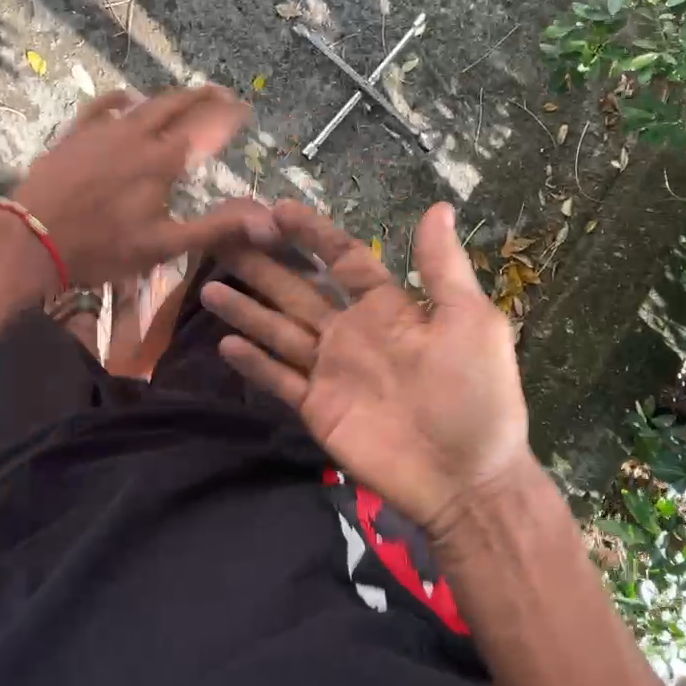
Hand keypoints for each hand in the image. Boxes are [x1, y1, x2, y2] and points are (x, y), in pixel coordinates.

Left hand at [12, 86, 278, 286]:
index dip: (229, 116)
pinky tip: (126, 97)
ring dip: (169, 97)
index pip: (207, 127)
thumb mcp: (163, 246)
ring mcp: (103, 131)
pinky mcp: (75, 134)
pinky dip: (120, 98)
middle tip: (222, 93)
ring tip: (186, 96)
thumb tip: (266, 219)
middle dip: (204, 96)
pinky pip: (102, 105)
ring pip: (144, 103)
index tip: (245, 108)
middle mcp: (137, 135)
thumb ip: (215, 228)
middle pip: (177, 105)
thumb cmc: (101, 248)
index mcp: (163, 161)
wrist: (32, 239)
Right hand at [201, 201, 535, 535]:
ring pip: (279, 330)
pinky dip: (254, 363)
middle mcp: (351, 333)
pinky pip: (280, 379)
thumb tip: (437, 206)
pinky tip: (225, 344)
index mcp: (387, 308)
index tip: (277, 210)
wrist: (467, 479)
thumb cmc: (477, 396)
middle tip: (224, 240)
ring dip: (246, 310)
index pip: (342, 259)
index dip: (312, 234)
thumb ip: (443, 268)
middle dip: (263, 266)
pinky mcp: (318, 408)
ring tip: (208, 288)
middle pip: (298, 290)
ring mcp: (331, 371)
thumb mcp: (472, 323)